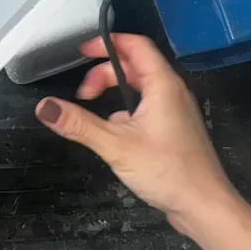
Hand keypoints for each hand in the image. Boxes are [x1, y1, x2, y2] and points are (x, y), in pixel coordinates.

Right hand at [35, 34, 242, 224]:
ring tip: (94, 112)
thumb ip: (79, 124)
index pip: (136, 46)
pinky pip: (146, 107)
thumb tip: (46, 107)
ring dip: (114, 92)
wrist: (204, 206)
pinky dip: (125, 111)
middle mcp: (172, 92)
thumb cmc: (170, 173)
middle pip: (134, 66)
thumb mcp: (116, 145)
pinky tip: (114, 134)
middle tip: (84, 94)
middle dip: (104, 74)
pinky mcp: (173, 129)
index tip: (83, 51)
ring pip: (139, 88)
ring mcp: (175, 111)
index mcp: (163, 85)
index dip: (108, 43)